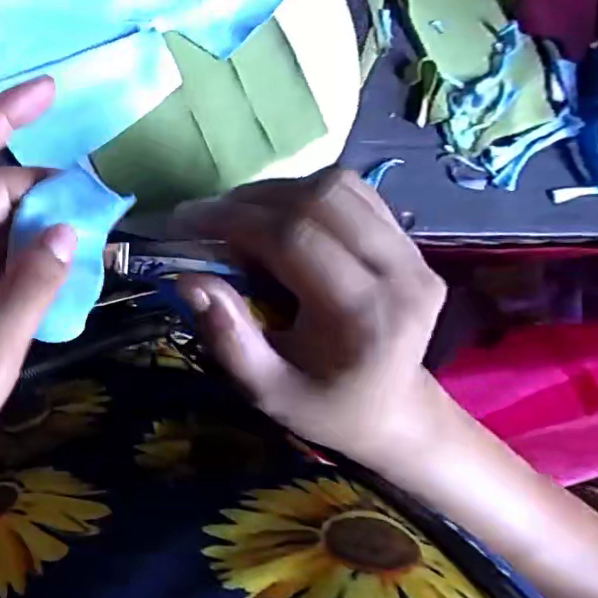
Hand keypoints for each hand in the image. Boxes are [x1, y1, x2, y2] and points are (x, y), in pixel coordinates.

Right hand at [172, 169, 447, 469]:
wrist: (394, 412)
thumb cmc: (324, 407)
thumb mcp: (266, 390)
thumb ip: (228, 338)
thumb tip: (188, 279)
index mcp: (364, 315)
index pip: (294, 238)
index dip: (233, 220)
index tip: (184, 224)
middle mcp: (399, 273)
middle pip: (317, 199)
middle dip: (248, 201)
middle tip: (203, 220)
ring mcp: (413, 252)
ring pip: (336, 186)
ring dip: (275, 193)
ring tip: (237, 219)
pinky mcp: (410, 241)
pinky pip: (352, 192)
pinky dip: (304, 194)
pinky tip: (277, 219)